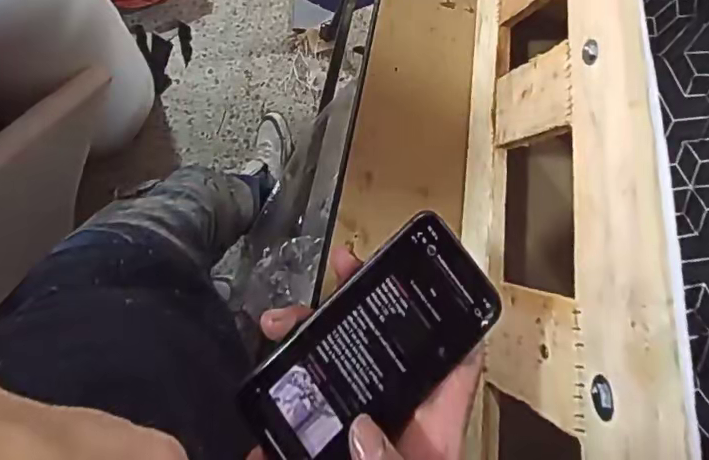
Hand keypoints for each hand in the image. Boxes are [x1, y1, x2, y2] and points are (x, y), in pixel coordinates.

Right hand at [250, 246, 481, 459]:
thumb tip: (363, 428)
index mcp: (434, 431)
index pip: (454, 358)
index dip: (446, 309)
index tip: (422, 269)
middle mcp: (395, 428)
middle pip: (386, 352)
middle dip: (362, 305)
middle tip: (342, 267)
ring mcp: (353, 442)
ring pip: (334, 379)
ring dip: (307, 345)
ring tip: (279, 321)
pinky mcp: (314, 454)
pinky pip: (293, 428)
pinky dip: (271, 413)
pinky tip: (254, 390)